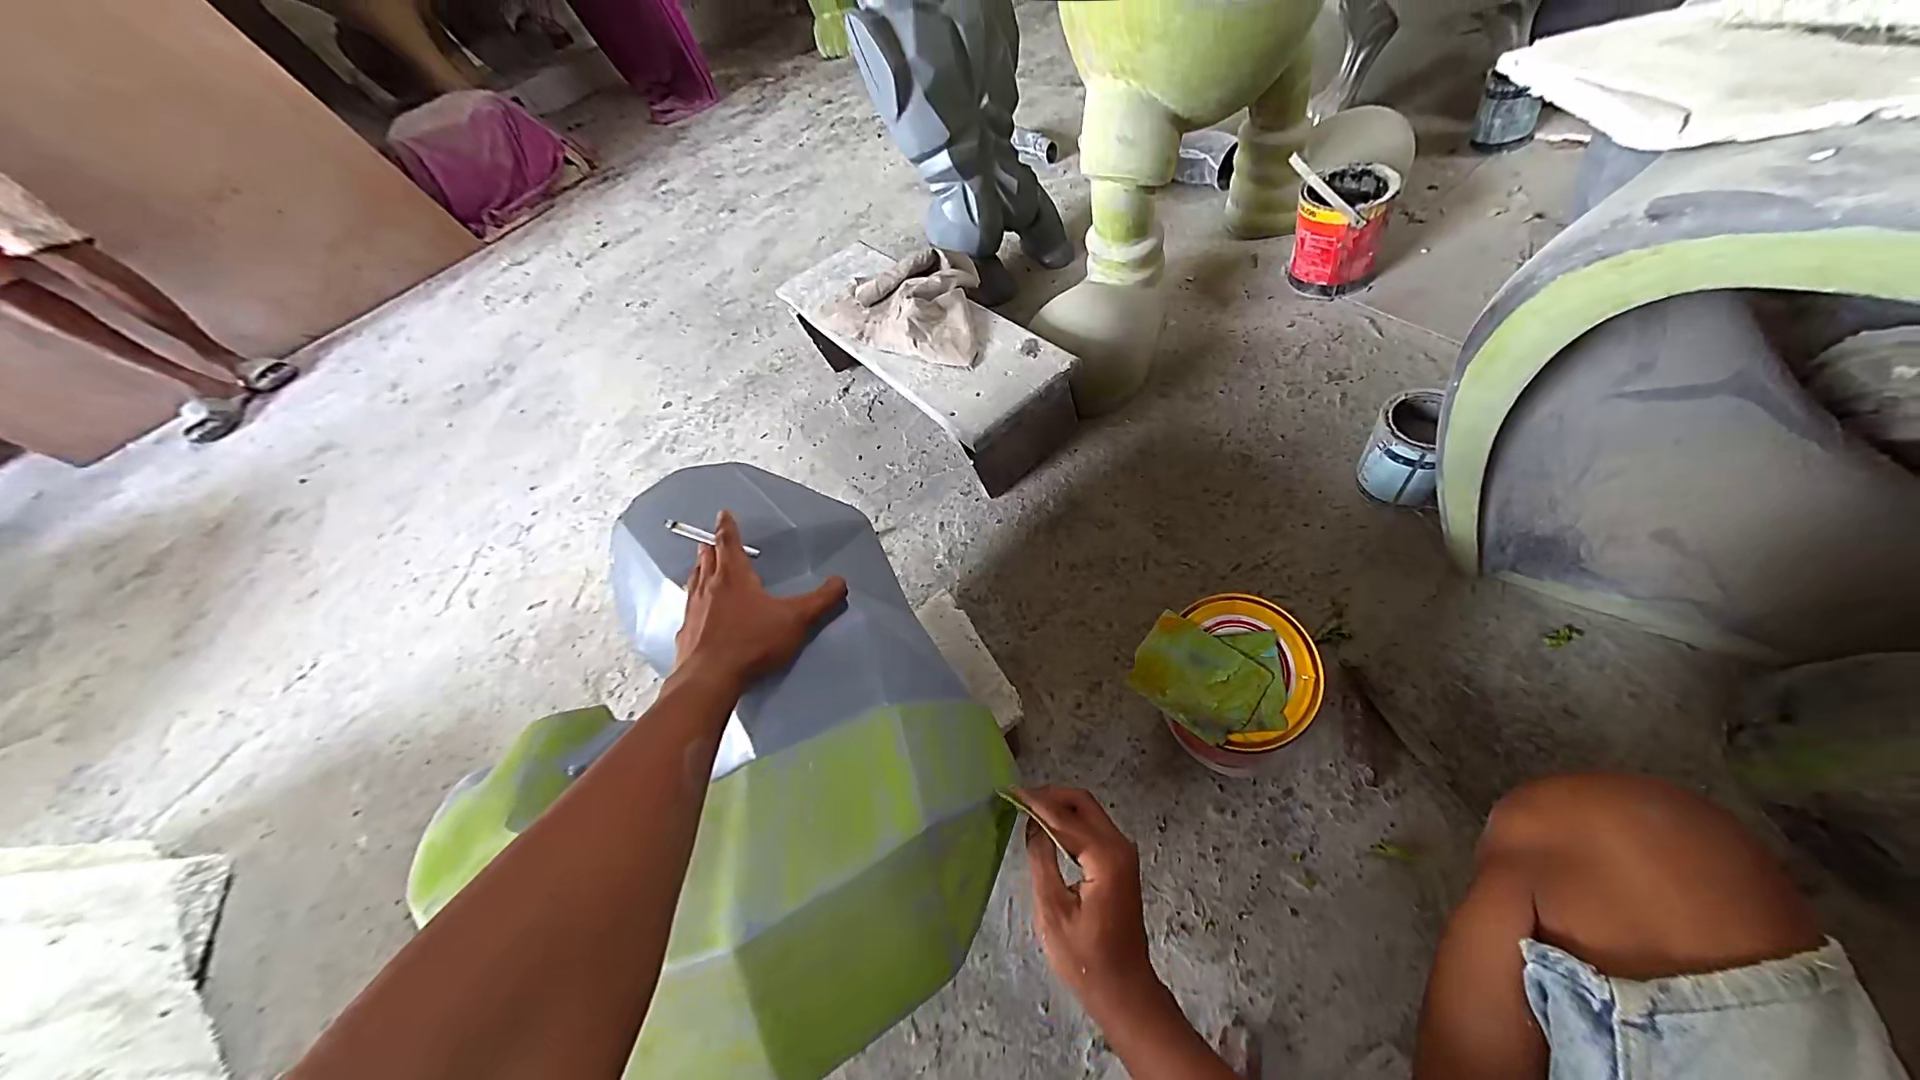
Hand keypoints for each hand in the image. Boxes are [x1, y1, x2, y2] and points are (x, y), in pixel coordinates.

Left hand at [672, 511, 846, 688]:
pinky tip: (695, 611)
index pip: (729, 543)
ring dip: (699, 570)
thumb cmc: (753, 642)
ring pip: (695, 581)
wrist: (710, 678)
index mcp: (734, 577)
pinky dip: (693, 602)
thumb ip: (821, 600)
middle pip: (708, 560)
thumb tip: (840, 582)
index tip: (722, 514)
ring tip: (701, 567)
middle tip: (710, 541)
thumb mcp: (796, 619)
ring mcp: (694, 610)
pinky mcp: (686, 634)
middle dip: (711, 548)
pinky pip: (689, 609)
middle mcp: (710, 588)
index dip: (727, 527)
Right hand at [1021, 786, 1164, 1023]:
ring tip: (1026, 808)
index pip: (1065, 816)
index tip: (1009, 792)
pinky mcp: (1120, 862)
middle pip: (1082, 802)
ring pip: (1089, 811)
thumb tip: (1031, 822)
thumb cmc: (1085, 958)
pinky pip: (1092, 826)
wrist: (1124, 990)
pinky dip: (1068, 819)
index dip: (1035, 801)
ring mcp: (1124, 853)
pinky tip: (1047, 826)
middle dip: (1049, 795)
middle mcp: (1120, 847)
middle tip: (1018, 798)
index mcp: (1106, 857)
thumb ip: (1041, 858)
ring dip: (1058, 805)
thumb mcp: (1052, 909)